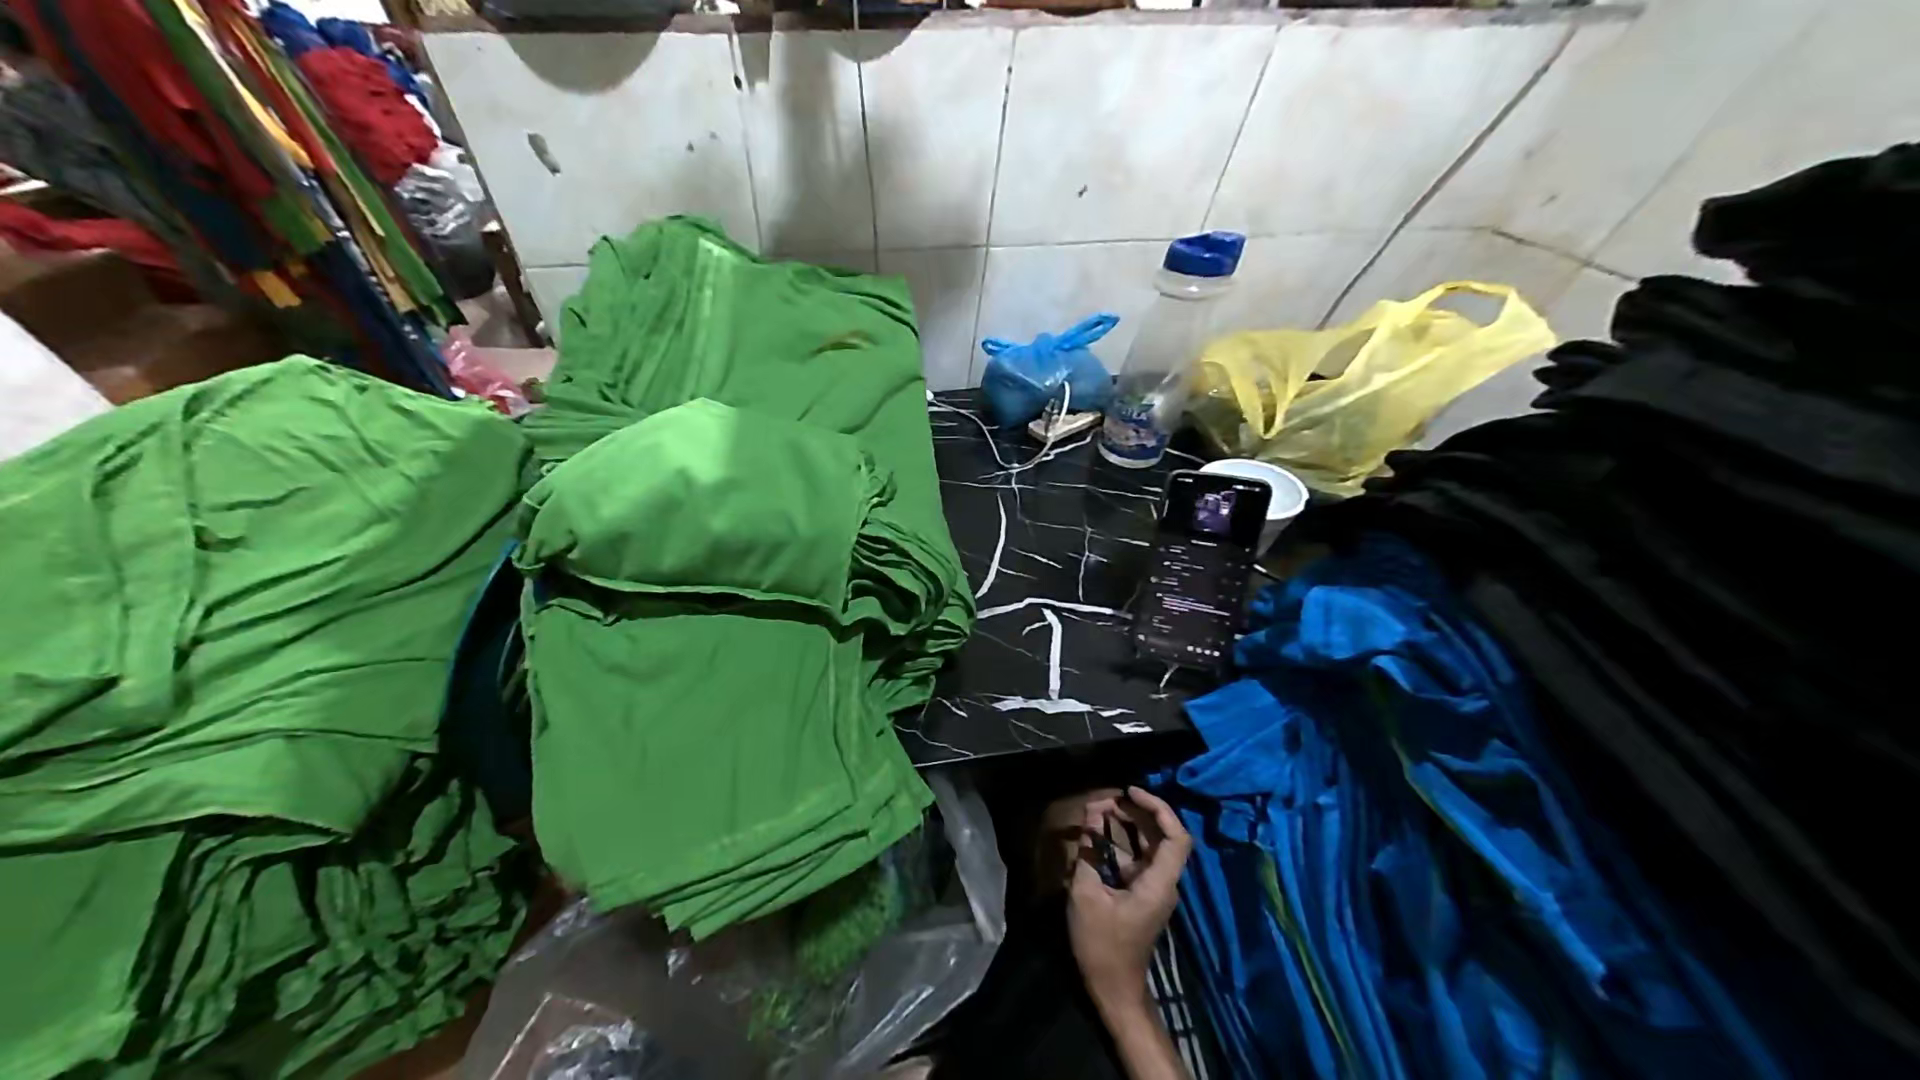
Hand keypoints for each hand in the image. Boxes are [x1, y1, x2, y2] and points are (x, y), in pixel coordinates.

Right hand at [1065, 786, 1191, 1007]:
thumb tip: (1089, 821)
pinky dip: (1119, 842)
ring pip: (1149, 845)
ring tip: (1099, 809)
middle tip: (1106, 799)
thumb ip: (1088, 855)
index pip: (1176, 836)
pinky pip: (1136, 858)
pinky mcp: (1141, 894)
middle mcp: (1163, 882)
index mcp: (1159, 883)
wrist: (1113, 989)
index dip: (1157, 808)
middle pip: (1162, 835)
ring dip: (1127, 825)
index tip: (1130, 792)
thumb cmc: (1101, 945)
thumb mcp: (1086, 896)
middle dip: (1136, 811)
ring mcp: (1153, 888)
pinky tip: (1097, 834)